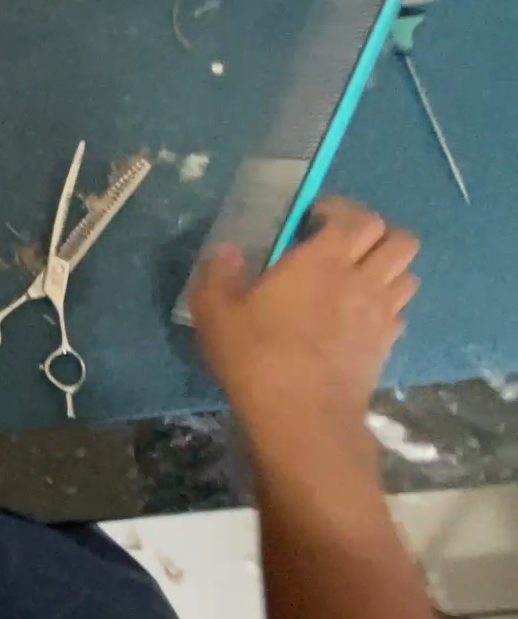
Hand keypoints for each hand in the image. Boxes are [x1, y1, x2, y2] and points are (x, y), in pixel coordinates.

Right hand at [189, 197, 418, 476]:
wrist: (300, 409)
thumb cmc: (252, 352)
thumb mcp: (212, 309)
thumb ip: (218, 274)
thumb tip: (226, 251)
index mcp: (320, 263)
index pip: (356, 219)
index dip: (339, 209)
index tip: (310, 214)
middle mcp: (362, 279)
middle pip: (398, 239)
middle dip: (371, 231)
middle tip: (335, 238)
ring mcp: (382, 311)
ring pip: (406, 271)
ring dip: (383, 263)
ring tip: (348, 272)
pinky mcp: (387, 339)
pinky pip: (398, 305)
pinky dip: (382, 296)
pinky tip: (352, 309)